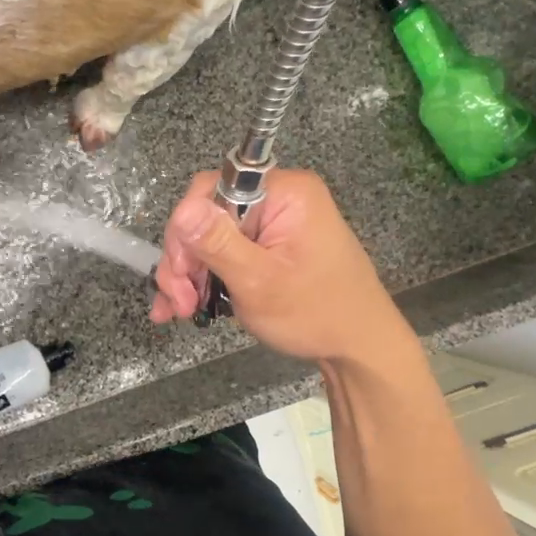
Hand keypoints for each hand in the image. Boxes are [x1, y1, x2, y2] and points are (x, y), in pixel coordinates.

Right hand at [149, 169, 413, 365]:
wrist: (354, 344)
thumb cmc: (314, 314)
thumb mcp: (258, 280)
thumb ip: (218, 243)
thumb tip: (183, 209)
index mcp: (283, 194)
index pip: (210, 190)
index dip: (186, 231)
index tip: (181, 273)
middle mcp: (278, 199)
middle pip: (205, 216)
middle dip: (185, 260)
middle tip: (181, 303)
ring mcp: (273, 224)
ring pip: (208, 239)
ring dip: (189, 274)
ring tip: (184, 310)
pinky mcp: (268, 246)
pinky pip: (224, 252)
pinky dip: (205, 278)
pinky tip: (191, 305)